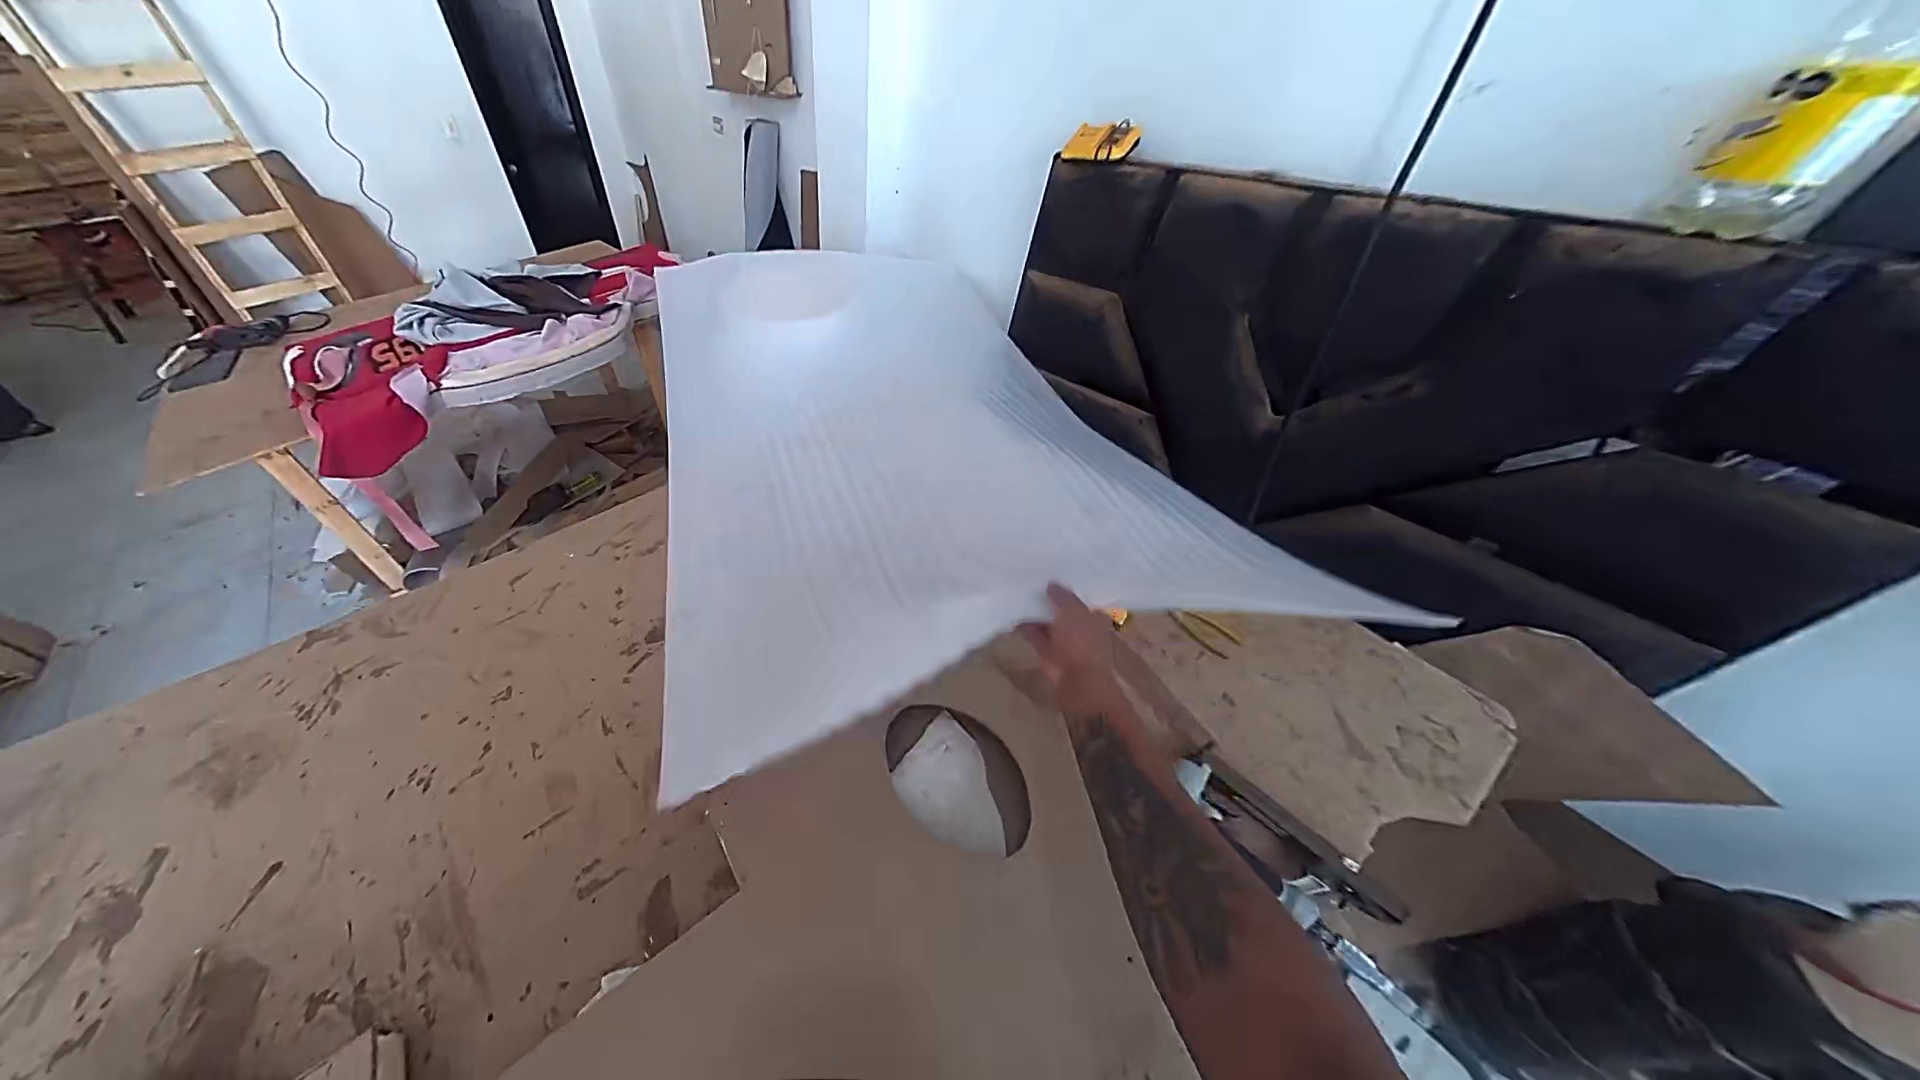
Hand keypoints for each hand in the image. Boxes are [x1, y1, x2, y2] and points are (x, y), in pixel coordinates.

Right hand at [1020, 583, 1121, 713]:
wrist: (1078, 683)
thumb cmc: (1081, 642)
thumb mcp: (1073, 611)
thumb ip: (1062, 596)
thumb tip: (1051, 584)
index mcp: (1095, 617)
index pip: (1081, 599)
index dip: (1068, 589)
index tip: (1052, 575)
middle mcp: (1082, 629)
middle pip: (1064, 611)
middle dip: (1050, 601)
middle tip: (1032, 583)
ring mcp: (1066, 643)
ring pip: (1049, 624)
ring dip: (1036, 615)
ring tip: (1019, 597)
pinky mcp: (1050, 655)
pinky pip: (1037, 637)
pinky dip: (1027, 629)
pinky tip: (1015, 618)